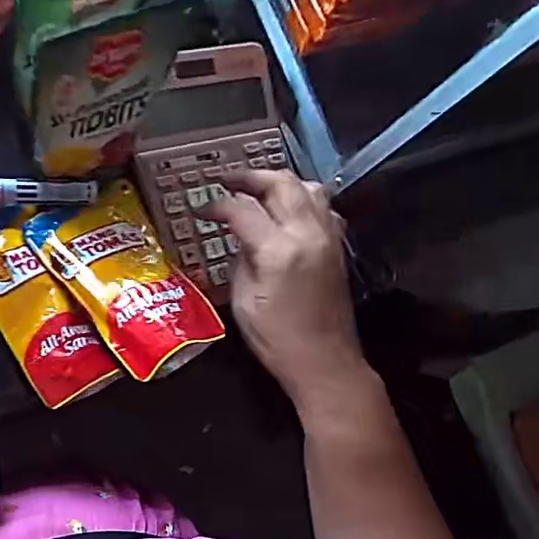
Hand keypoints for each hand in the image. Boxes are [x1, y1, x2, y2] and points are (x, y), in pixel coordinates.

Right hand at [206, 169, 367, 404]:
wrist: (323, 361)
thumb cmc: (276, 339)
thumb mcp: (243, 301)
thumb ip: (240, 262)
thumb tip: (241, 241)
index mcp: (278, 248)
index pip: (243, 210)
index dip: (218, 206)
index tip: (201, 209)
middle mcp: (308, 233)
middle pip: (281, 184)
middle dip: (251, 178)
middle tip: (227, 181)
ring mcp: (328, 237)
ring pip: (308, 188)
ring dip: (280, 182)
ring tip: (258, 189)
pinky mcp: (337, 247)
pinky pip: (323, 207)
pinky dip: (302, 199)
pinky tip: (288, 210)